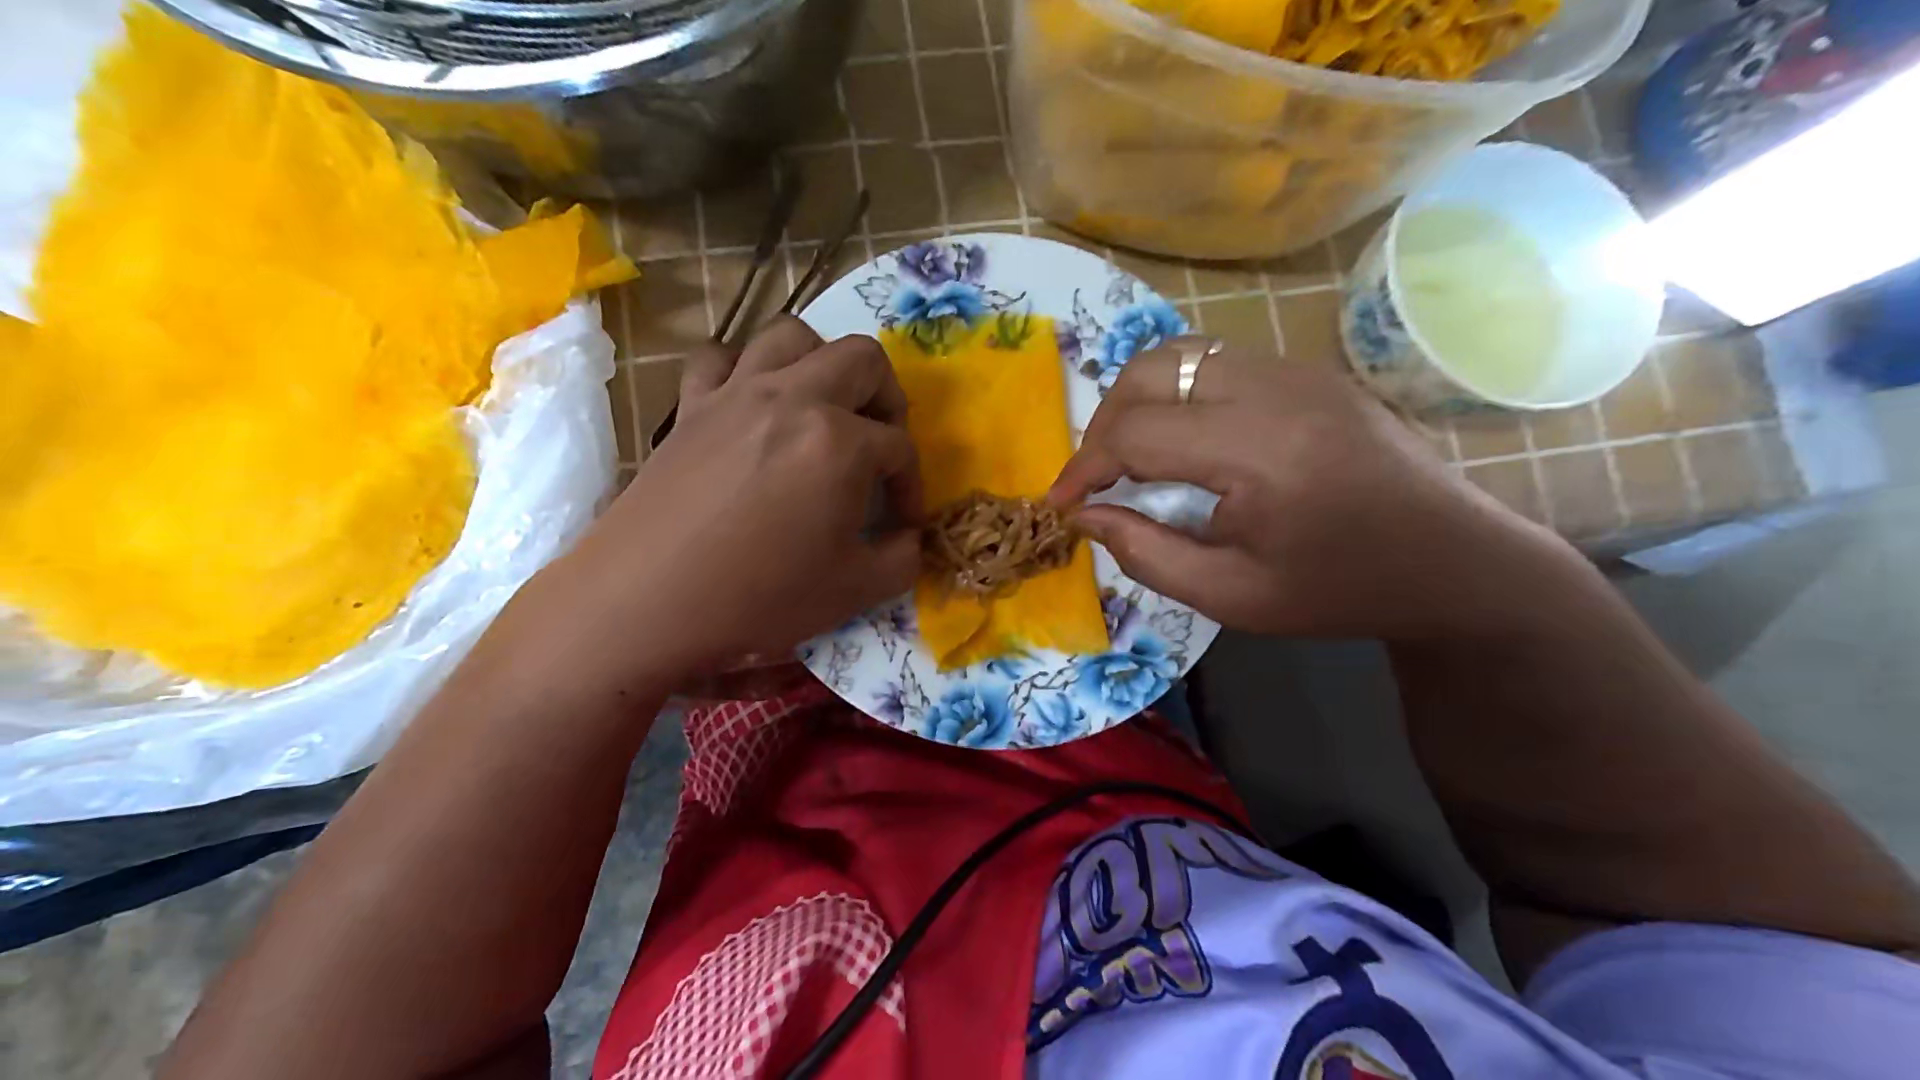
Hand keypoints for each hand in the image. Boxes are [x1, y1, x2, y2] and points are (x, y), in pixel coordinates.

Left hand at [518, 317, 921, 684]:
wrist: (647, 603)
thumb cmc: (760, 597)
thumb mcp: (856, 590)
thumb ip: (904, 557)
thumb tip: (910, 537)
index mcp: (840, 441)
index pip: (900, 447)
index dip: (911, 486)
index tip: (903, 521)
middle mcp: (793, 398)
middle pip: (862, 358)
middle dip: (887, 398)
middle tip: (880, 443)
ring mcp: (735, 393)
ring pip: (792, 336)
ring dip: (822, 364)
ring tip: (824, 409)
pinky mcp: (690, 406)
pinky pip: (719, 358)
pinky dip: (743, 369)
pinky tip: (751, 404)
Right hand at [1049, 340, 1572, 639]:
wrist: (1453, 561)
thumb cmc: (1339, 590)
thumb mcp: (1232, 596)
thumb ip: (1145, 554)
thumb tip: (1084, 516)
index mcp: (1257, 450)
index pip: (1136, 431)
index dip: (1084, 466)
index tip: (1062, 503)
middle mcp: (1272, 390)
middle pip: (1150, 372)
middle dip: (1103, 423)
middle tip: (1094, 476)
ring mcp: (1294, 371)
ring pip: (1180, 355)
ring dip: (1136, 399)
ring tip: (1127, 453)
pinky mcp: (1305, 372)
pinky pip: (1216, 361)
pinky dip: (1175, 391)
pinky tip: (1179, 438)